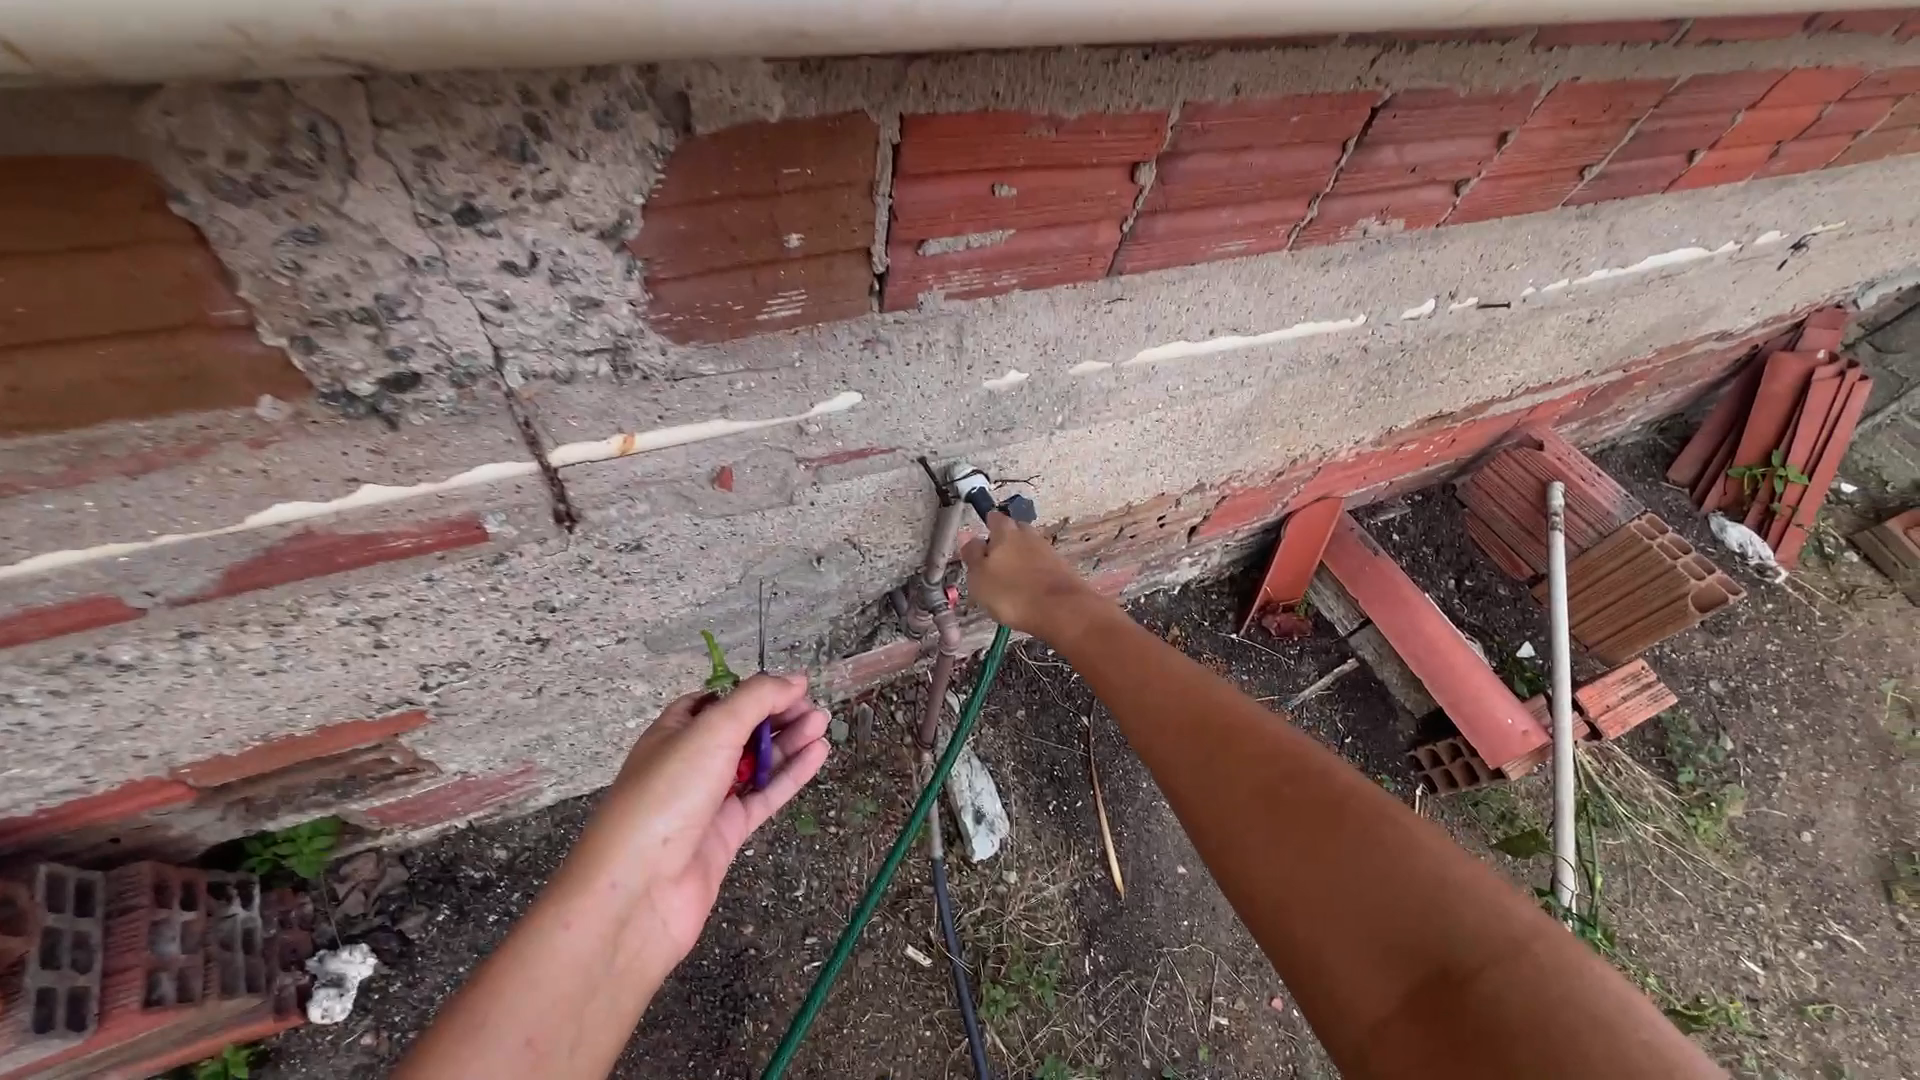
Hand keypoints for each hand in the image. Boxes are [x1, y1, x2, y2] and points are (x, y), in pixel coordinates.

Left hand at [559, 673, 829, 958]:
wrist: (639, 891)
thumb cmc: (666, 798)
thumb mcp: (711, 731)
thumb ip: (755, 699)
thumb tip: (794, 680)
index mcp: (674, 733)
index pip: (718, 701)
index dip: (754, 692)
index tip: (792, 687)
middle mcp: (690, 764)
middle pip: (741, 731)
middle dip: (777, 716)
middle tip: (814, 708)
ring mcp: (708, 801)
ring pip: (757, 764)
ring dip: (789, 742)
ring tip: (823, 724)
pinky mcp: (727, 834)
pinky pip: (765, 797)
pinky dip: (791, 775)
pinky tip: (817, 755)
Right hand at [959, 510, 1104, 638]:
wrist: (1060, 611)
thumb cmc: (1012, 593)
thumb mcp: (978, 576)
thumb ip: (972, 554)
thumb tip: (967, 536)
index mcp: (1005, 532)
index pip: (994, 518)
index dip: (987, 526)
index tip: (981, 536)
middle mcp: (1029, 535)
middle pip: (1015, 531)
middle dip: (1005, 541)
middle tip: (993, 560)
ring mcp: (1048, 552)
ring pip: (1029, 548)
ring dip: (1020, 558)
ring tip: (1009, 578)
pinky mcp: (1061, 569)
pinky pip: (1042, 565)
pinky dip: (1033, 572)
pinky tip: (1027, 588)